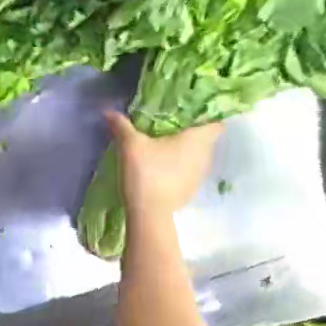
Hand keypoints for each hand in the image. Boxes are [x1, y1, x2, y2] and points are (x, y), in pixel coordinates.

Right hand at [105, 111, 221, 219]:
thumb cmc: (147, 173)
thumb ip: (122, 126)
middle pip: (206, 138)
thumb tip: (108, 112)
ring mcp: (200, 174)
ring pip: (198, 156)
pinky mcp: (191, 189)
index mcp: (198, 138)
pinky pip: (190, 171)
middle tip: (171, 128)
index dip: (207, 116)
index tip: (191, 114)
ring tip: (166, 148)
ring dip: (186, 152)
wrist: (150, 213)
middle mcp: (206, 154)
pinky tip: (163, 169)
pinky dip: (180, 168)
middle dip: (192, 132)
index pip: (217, 121)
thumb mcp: (131, 146)